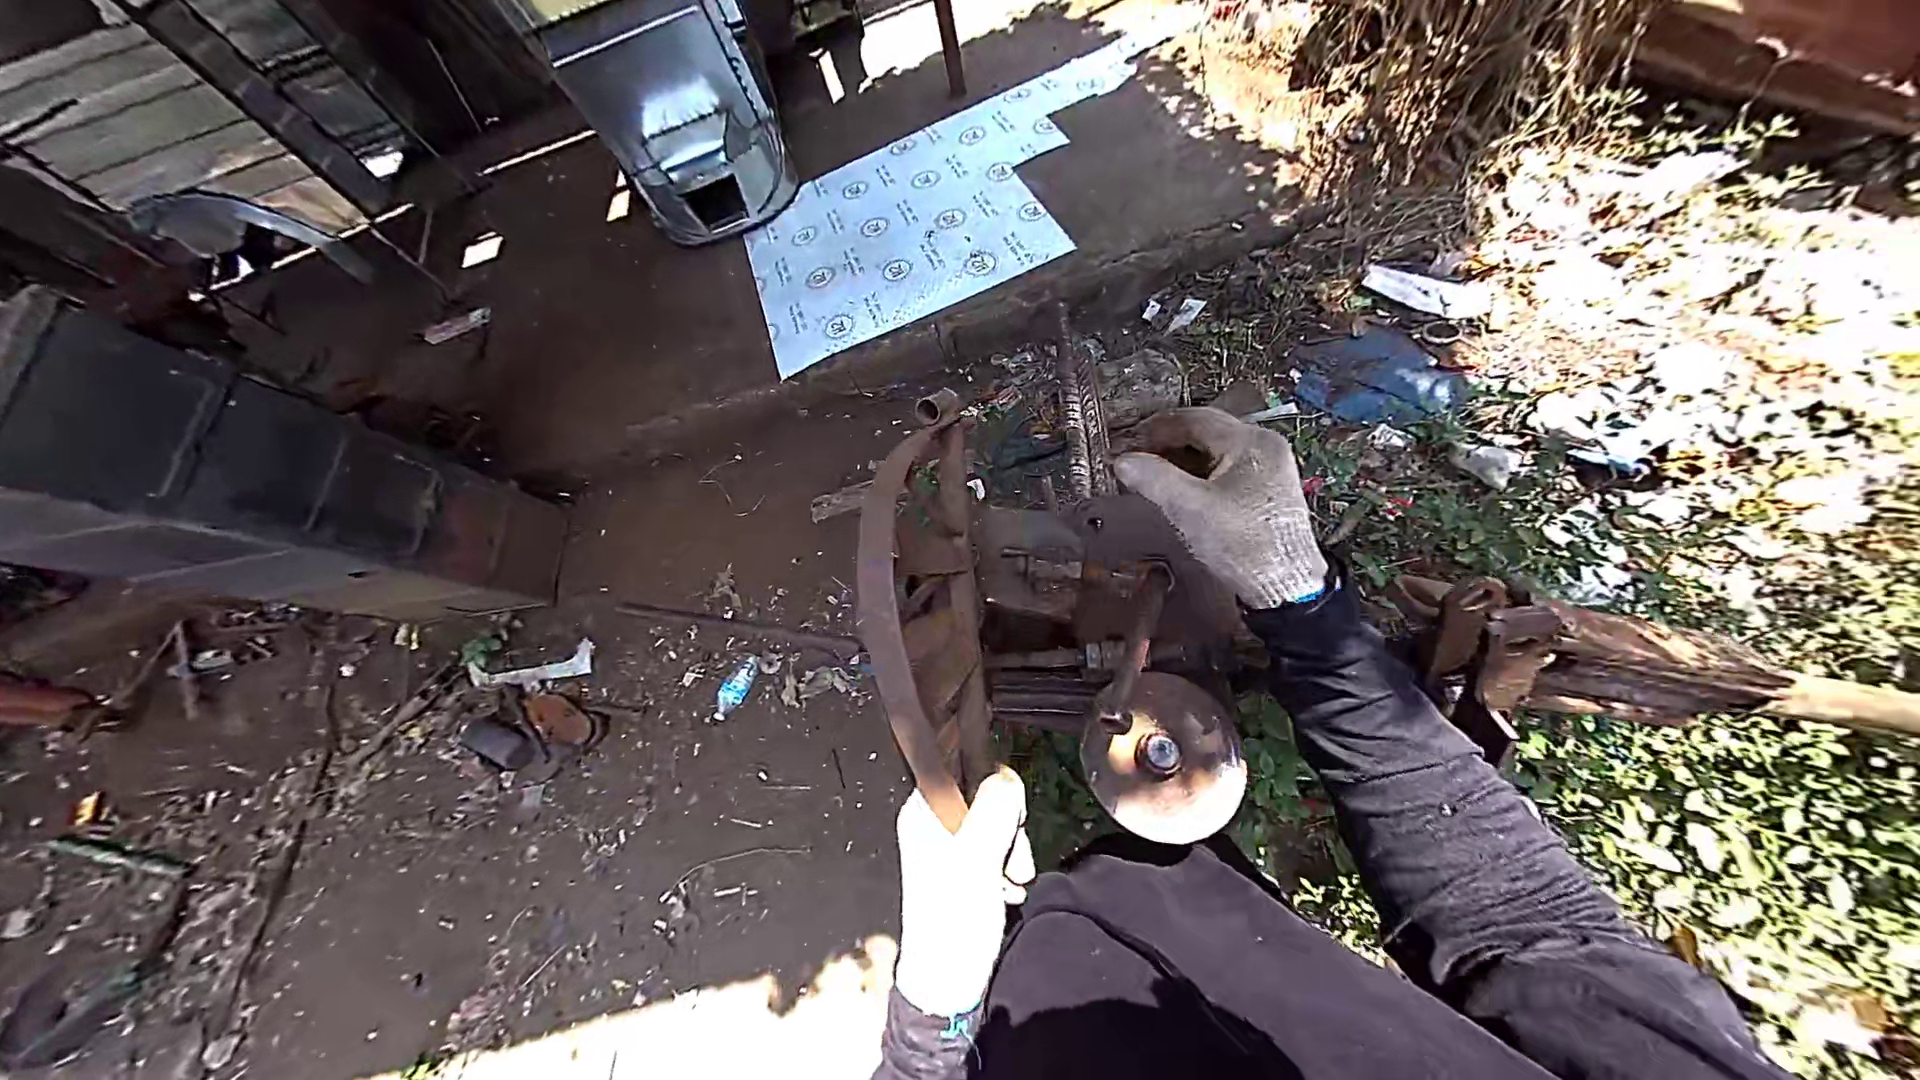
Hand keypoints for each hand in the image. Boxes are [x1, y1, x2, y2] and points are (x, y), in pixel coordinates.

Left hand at [892, 767, 1034, 1016]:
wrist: (947, 982)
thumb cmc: (953, 916)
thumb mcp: (977, 852)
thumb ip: (995, 805)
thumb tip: (1006, 775)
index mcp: (924, 806)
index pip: (958, 757)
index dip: (988, 771)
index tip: (1007, 801)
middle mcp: (934, 817)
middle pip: (984, 789)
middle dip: (1008, 819)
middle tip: (1011, 854)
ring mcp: (949, 841)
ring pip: (994, 818)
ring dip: (1011, 845)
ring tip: (1012, 878)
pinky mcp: (964, 864)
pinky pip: (995, 844)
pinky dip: (1007, 862)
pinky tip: (1008, 887)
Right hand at [1114, 407, 1328, 607]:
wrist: (1285, 586)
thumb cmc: (1244, 545)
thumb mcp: (1189, 508)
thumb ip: (1153, 478)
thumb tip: (1123, 460)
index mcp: (1250, 443)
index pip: (1192, 419)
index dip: (1153, 429)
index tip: (1126, 444)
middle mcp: (1263, 448)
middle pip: (1203, 432)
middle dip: (1164, 444)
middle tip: (1133, 459)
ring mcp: (1266, 469)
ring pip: (1212, 452)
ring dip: (1178, 460)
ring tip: (1149, 475)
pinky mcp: (1263, 491)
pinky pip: (1222, 470)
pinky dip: (1195, 474)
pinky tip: (1176, 489)